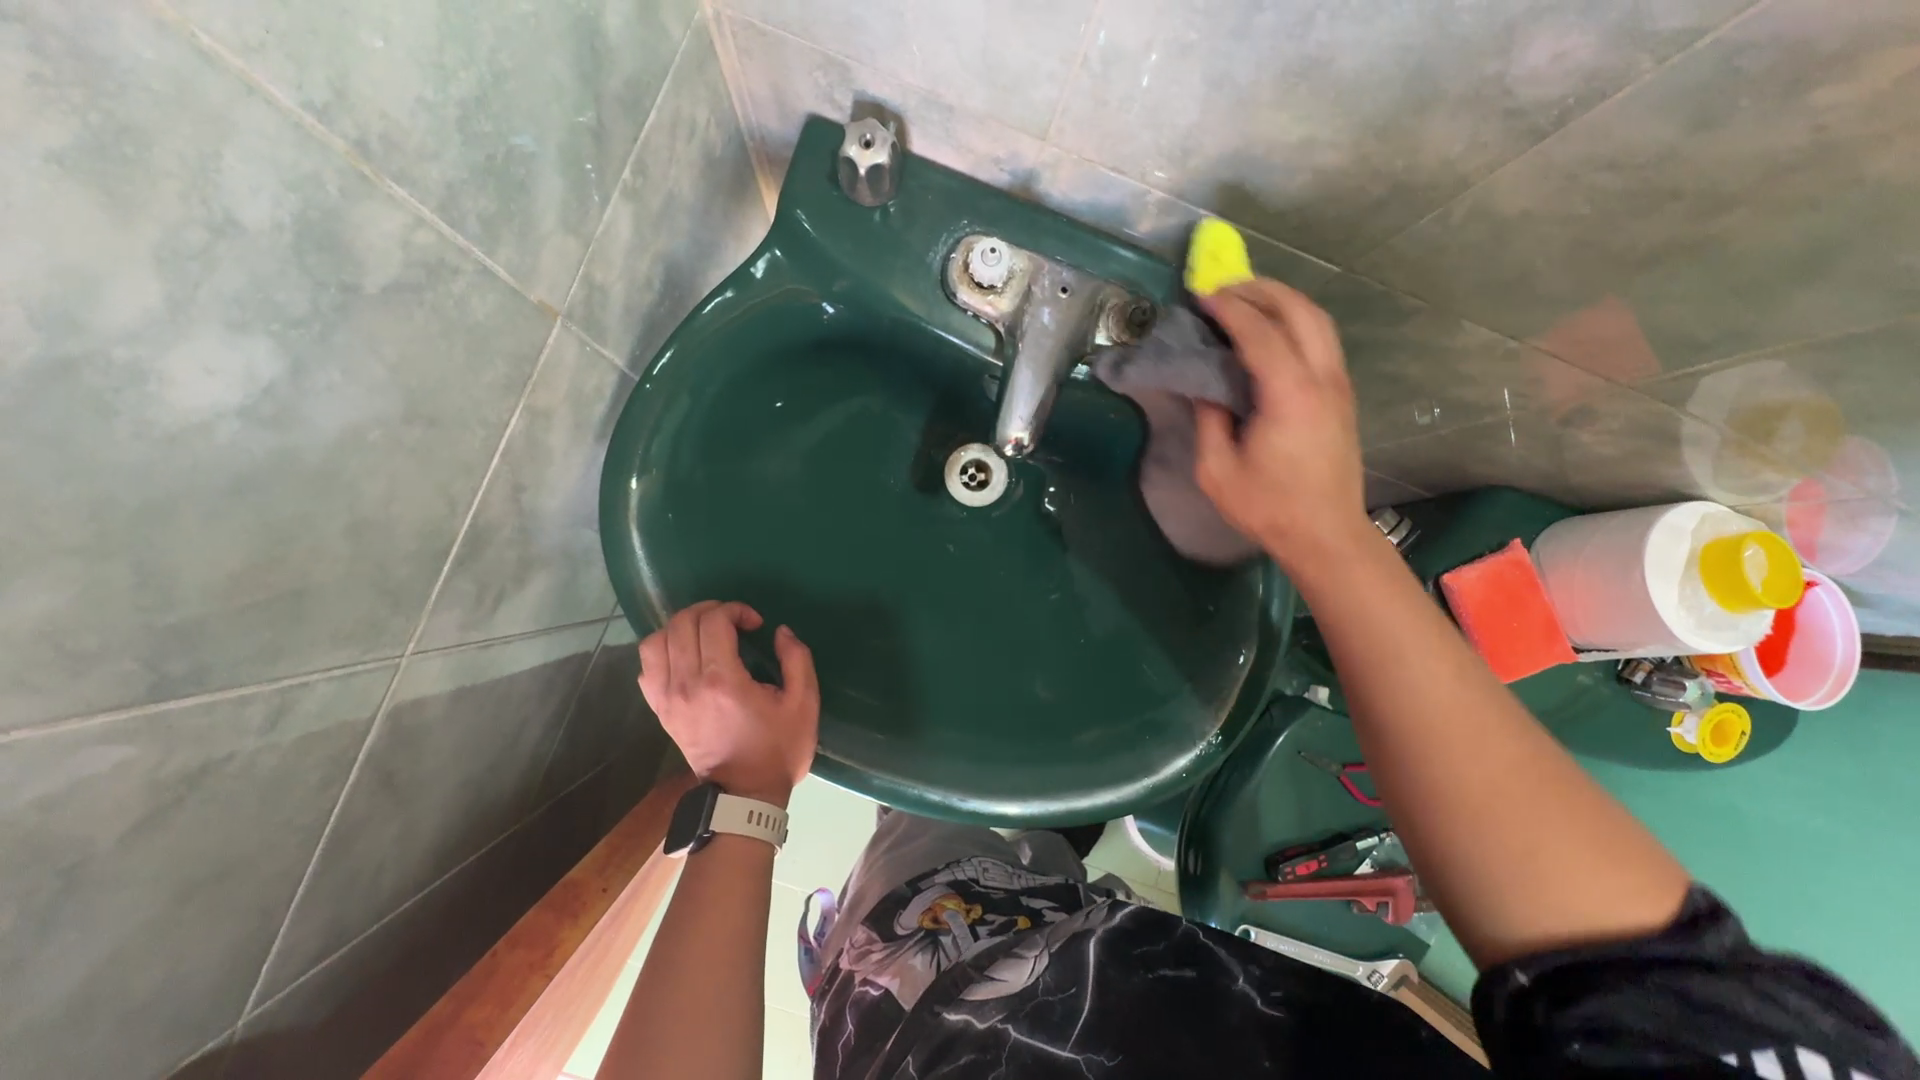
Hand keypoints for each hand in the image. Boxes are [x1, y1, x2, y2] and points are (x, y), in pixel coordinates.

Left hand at [637, 601, 818, 807]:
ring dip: (681, 627)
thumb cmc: (778, 750)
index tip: (755, 624)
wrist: (744, 797)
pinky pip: (647, 668)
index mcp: (723, 680)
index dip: (736, 610)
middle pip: (682, 623)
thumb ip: (797, 660)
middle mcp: (687, 684)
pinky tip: (686, 657)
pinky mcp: (661, 711)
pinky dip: (663, 652)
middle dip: (710, 610)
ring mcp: (668, 699)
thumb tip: (781, 632)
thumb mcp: (804, 704)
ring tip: (705, 634)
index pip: (714, 621)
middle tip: (733, 622)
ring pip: (656, 641)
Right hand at [1193, 279, 1373, 572]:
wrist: (1326, 534)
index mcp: (1289, 394)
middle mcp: (1321, 378)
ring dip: (1282, 301)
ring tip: (1247, 300)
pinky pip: (1322, 339)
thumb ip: (1209, 419)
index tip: (1202, 297)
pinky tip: (1271, 331)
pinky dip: (1295, 321)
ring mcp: (1338, 384)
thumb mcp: (1217, 470)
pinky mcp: (1342, 395)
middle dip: (1260, 290)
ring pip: (1318, 320)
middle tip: (1224, 288)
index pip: (1260, 331)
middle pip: (1298, 309)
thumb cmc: (1268, 507)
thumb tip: (1205, 386)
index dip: (1229, 308)